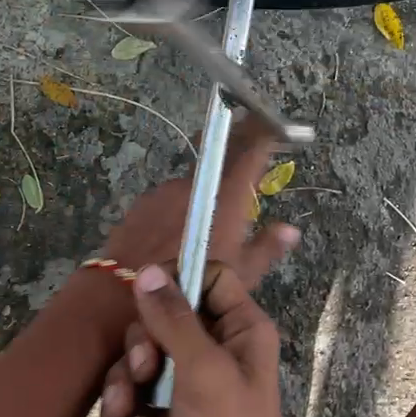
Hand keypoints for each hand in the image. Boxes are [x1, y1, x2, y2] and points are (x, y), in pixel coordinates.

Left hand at [98, 117, 279, 273]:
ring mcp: (169, 189)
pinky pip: (171, 195)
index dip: (262, 134)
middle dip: (236, 140)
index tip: (271, 125)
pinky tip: (177, 225)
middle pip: (221, 152)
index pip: (250, 151)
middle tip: (248, 134)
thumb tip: (291, 231)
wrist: (124, 291)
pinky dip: (181, 202)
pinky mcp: (146, 199)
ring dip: (205, 185)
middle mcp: (199, 184)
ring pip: (195, 179)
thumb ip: (267, 247)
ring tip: (207, 209)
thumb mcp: (240, 274)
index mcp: (228, 198)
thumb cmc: (192, 284)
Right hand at [121, 262, 312, 416]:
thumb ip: (174, 319)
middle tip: (144, 369)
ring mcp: (190, 379)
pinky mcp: (166, 408)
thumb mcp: (203, 373)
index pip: (211, 276)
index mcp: (242, 328)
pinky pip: (135, 385)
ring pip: (145, 349)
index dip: (179, 280)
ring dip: (125, 376)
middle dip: (144, 339)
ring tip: (124, 406)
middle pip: (168, 312)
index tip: (147, 293)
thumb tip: (147, 269)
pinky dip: (121, 402)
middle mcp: (217, 346)